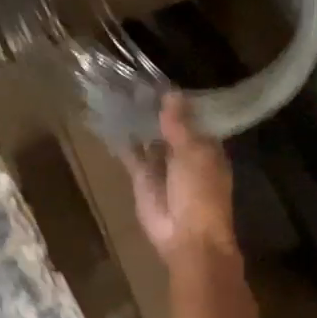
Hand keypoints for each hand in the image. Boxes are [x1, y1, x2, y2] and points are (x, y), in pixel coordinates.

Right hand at [120, 94, 238, 269]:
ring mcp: (163, 166)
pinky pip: (132, 155)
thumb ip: (180, 124)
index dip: (178, 101)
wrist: (188, 238)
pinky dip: (122, 141)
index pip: (193, 117)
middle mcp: (185, 154)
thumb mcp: (194, 153)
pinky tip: (109, 119)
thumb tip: (171, 93)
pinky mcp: (142, 179)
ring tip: (117, 91)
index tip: (159, 79)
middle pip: (168, 126)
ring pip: (149, 139)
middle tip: (132, 79)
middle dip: (154, 109)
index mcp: (207, 147)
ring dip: (137, 122)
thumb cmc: (201, 193)